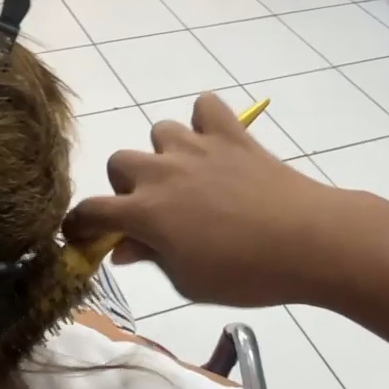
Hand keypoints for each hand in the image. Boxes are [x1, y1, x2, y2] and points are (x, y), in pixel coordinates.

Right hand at [63, 92, 354, 306]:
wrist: (308, 241)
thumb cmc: (245, 274)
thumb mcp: (188, 282)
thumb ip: (151, 258)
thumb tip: (125, 248)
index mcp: (145, 212)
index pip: (92, 210)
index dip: (80, 224)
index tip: (83, 234)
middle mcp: (161, 172)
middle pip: (118, 162)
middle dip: (126, 186)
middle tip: (153, 209)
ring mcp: (196, 147)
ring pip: (158, 132)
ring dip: (165, 154)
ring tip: (188, 176)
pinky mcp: (229, 133)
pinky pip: (204, 107)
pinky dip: (205, 121)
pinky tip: (216, 145)